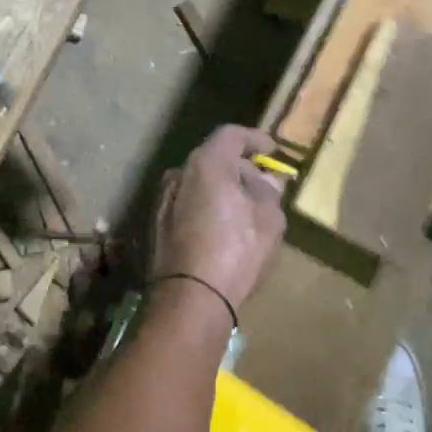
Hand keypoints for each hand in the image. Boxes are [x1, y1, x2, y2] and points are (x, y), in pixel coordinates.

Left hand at [152, 125, 286, 311]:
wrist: (190, 296)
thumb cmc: (236, 252)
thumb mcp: (268, 219)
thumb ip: (268, 191)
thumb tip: (265, 178)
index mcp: (206, 163)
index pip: (230, 135)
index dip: (254, 138)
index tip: (271, 150)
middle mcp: (179, 173)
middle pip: (213, 158)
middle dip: (240, 167)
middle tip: (264, 186)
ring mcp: (164, 198)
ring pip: (199, 182)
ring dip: (222, 188)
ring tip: (247, 209)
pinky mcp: (159, 222)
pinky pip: (189, 202)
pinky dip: (207, 205)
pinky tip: (224, 226)